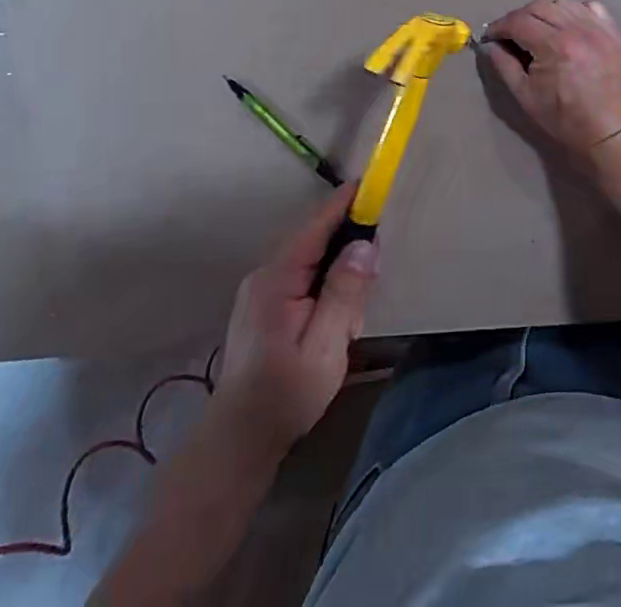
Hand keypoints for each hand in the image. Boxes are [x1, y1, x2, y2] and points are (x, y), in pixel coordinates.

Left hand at [211, 183, 375, 454]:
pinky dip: (327, 281)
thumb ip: (345, 292)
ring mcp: (261, 290)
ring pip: (310, 260)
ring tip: (359, 300)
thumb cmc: (286, 392)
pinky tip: (339, 310)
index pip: (316, 227)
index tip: (373, 185)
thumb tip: (365, 244)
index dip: (345, 204)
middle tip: (379, 257)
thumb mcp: (326, 345)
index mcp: (277, 279)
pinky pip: (303, 277)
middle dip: (348, 241)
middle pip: (313, 240)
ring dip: (339, 267)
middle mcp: (264, 275)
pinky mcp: (265, 305)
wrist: (241, 436)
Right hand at [483, 0, 620, 150]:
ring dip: (543, 11)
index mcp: (554, 46)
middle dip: (518, 17)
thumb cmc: (562, 116)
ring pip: (562, 3)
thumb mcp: (525, 95)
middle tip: (510, 34)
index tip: (491, 36)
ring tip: (536, 29)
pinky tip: (566, 25)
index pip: (518, 22)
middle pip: (539, 7)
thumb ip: (505, 65)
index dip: (500, 26)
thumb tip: (491, 46)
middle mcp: (577, 29)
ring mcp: (598, 28)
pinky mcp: (611, 32)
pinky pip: (589, 7)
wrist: (606, 128)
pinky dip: (573, 10)